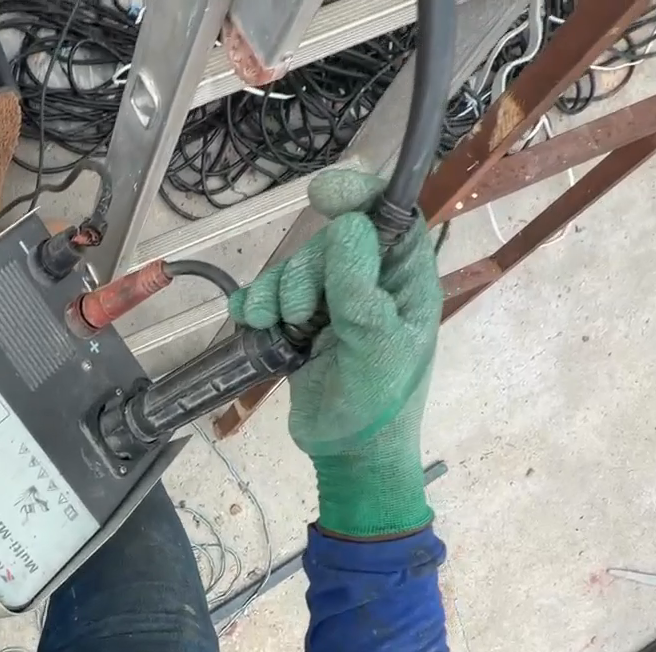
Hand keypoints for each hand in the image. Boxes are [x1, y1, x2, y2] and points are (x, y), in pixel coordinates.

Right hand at [226, 169, 441, 538]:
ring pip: (292, 271)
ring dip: (276, 295)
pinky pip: (267, 299)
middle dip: (304, 274)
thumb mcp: (375, 345)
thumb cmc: (377, 404)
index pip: (388, 218)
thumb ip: (359, 286)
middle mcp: (366, 286)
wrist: (346, 454)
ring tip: (281, 330)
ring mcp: (329, 308)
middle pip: (327, 244)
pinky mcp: (296, 329)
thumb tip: (346, 227)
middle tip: (304, 316)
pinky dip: (254, 307)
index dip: (358, 196)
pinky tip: (251, 324)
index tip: (323, 192)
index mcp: (403, 282)